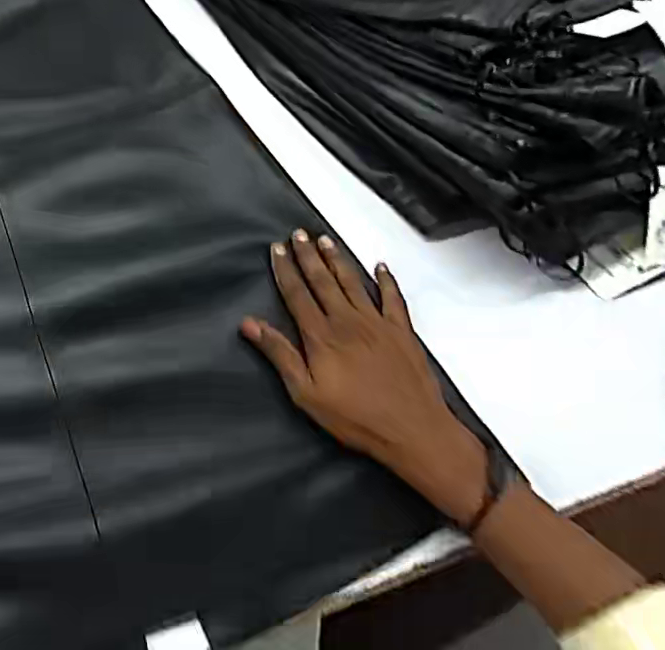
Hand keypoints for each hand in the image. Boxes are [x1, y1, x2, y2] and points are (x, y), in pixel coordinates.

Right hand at [241, 230, 488, 523]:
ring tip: (325, 240)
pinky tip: (381, 266)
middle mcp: (347, 321)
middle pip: (322, 281)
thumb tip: (249, 323)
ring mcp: (377, 323)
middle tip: (297, 234)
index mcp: (321, 335)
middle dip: (307, 256)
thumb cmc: (355, 418)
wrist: (414, 431)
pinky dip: (387, 280)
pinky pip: (393, 299)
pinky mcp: (402, 332)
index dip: (285, 269)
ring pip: (352, 282)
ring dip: (337, 259)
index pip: (297, 293)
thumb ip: (279, 354)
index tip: (276, 249)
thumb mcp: (306, 393)